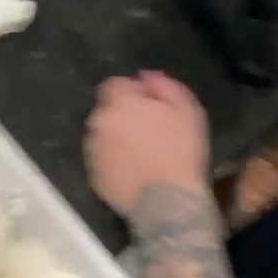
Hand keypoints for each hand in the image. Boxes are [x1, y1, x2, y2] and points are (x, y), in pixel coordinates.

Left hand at [84, 73, 209, 213]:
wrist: (165, 200)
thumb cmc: (182, 151)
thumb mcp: (186, 110)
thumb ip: (164, 86)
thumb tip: (144, 77)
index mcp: (119, 105)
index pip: (113, 84)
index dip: (130, 92)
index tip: (147, 103)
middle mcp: (98, 125)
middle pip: (105, 111)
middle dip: (121, 114)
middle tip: (147, 129)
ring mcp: (91, 151)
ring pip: (101, 134)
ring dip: (114, 137)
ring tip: (139, 152)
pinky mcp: (91, 174)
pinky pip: (99, 158)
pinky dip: (111, 158)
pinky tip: (131, 168)